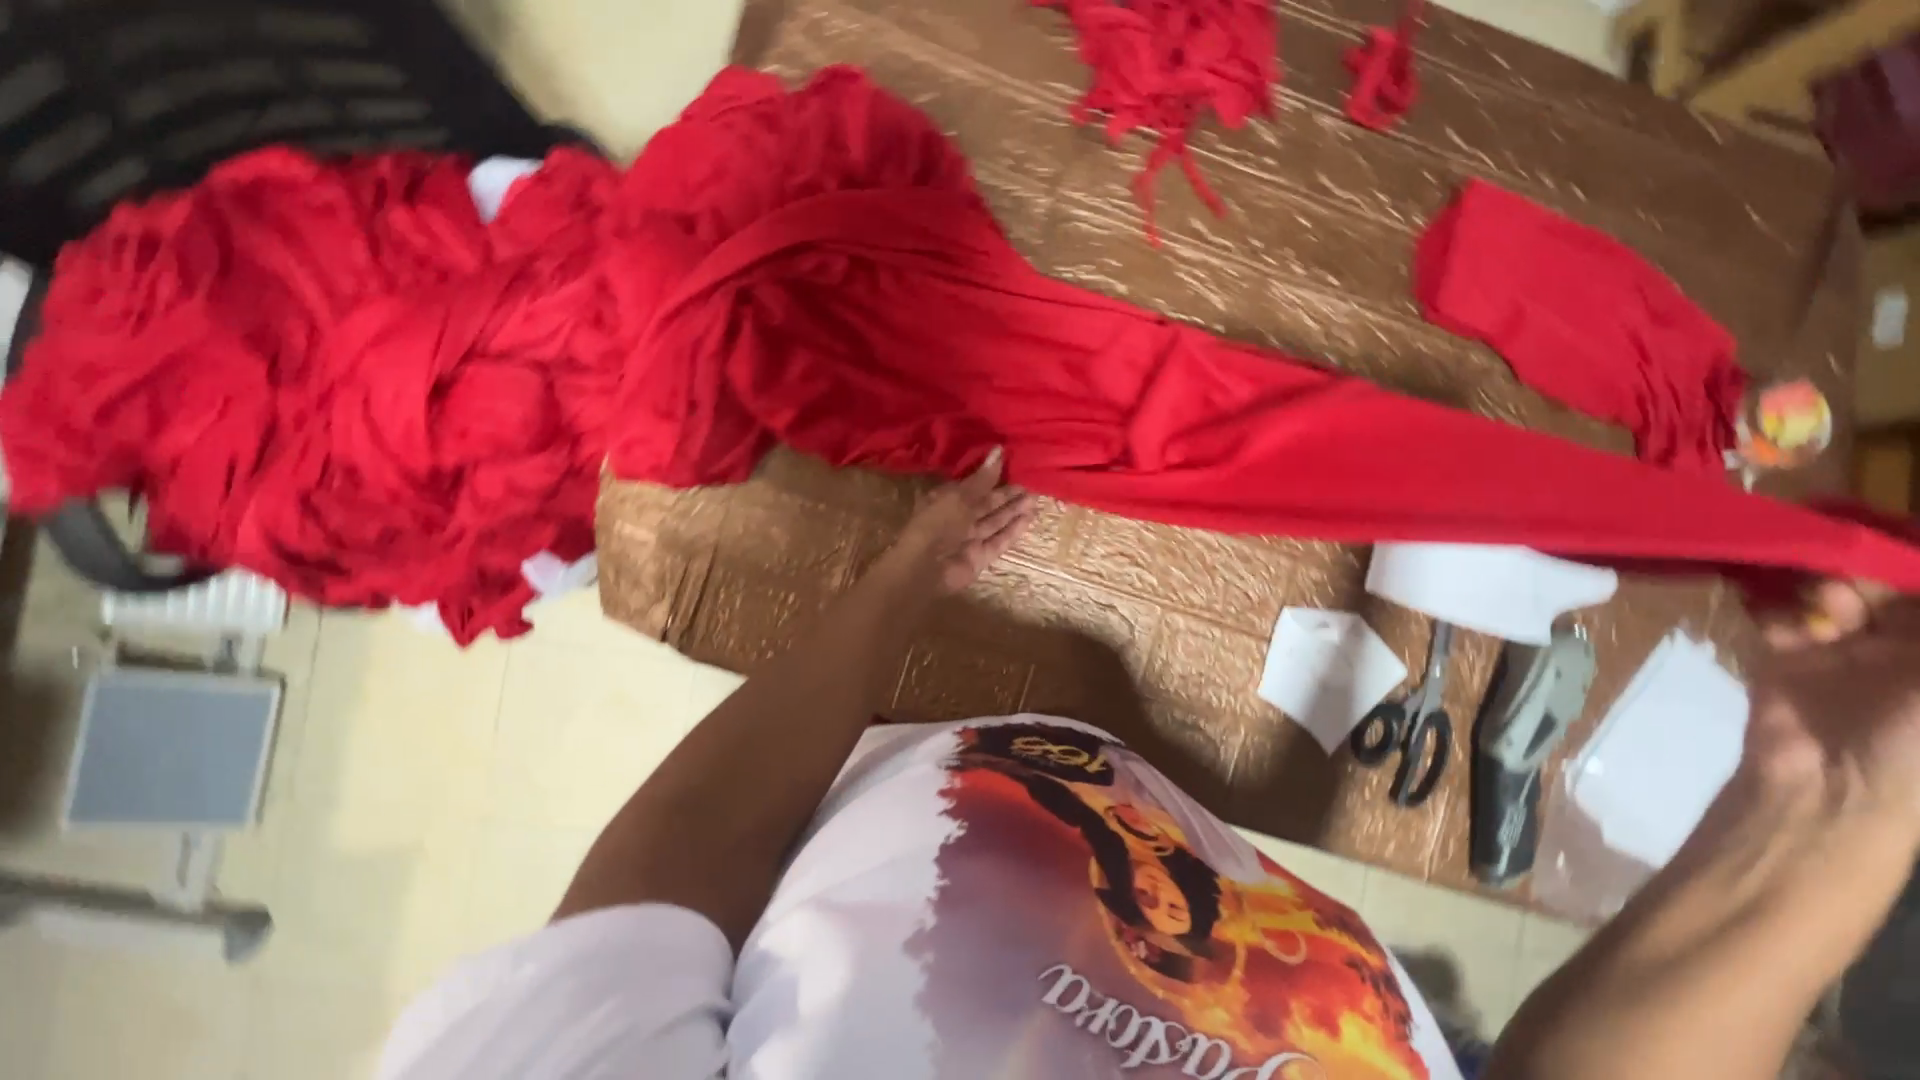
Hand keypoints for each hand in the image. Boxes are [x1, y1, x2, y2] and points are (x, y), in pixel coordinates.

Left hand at [885, 448, 1038, 594]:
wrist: (925, 569)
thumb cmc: (937, 524)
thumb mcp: (959, 497)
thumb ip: (983, 478)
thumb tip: (999, 450)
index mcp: (946, 499)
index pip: (972, 484)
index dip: (991, 476)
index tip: (1013, 464)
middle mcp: (958, 517)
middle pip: (987, 503)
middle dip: (1008, 494)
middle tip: (1031, 481)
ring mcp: (970, 538)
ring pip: (996, 521)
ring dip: (1014, 510)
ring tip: (1036, 497)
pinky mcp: (981, 556)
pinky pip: (1000, 540)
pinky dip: (1013, 530)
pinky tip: (1030, 518)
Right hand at [1749, 581, 1919, 836]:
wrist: (1834, 782)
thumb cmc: (1916, 738)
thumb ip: (1917, 623)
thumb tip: (1908, 576)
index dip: (1909, 567)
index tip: (1891, 549)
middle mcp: (1902, 648)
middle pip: (1886, 589)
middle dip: (1871, 574)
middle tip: (1854, 578)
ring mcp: (1843, 650)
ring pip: (1834, 596)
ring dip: (1827, 590)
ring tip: (1824, 602)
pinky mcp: (1787, 656)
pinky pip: (1780, 618)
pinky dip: (1778, 611)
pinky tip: (1784, 619)